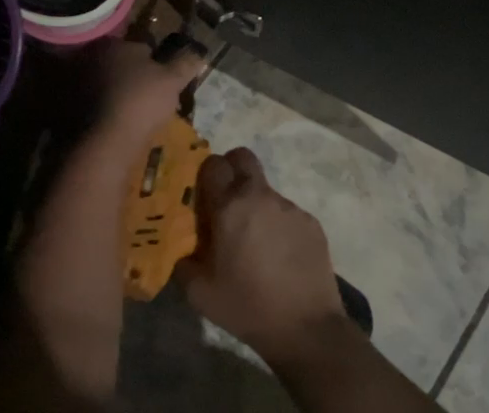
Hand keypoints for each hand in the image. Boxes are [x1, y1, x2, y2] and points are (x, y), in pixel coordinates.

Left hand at [88, 39, 203, 148]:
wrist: (105, 140)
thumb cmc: (140, 101)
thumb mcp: (172, 81)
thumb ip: (185, 64)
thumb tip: (199, 53)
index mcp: (113, 43)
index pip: (141, 47)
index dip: (157, 64)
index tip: (167, 83)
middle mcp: (90, 56)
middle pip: (122, 65)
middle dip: (136, 78)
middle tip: (153, 100)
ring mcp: (77, 81)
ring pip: (108, 84)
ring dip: (121, 95)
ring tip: (138, 116)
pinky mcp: (69, 106)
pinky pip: (96, 104)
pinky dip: (107, 111)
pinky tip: (119, 125)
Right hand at [175, 147, 354, 364]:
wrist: (306, 330)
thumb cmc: (246, 307)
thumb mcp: (198, 291)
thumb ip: (181, 259)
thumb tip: (177, 246)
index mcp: (229, 206)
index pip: (213, 163)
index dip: (206, 174)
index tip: (203, 194)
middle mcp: (260, 196)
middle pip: (243, 157)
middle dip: (231, 169)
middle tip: (226, 200)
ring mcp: (290, 208)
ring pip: (265, 189)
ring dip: (256, 204)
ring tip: (256, 241)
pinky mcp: (312, 224)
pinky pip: (287, 212)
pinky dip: (278, 224)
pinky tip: (279, 256)